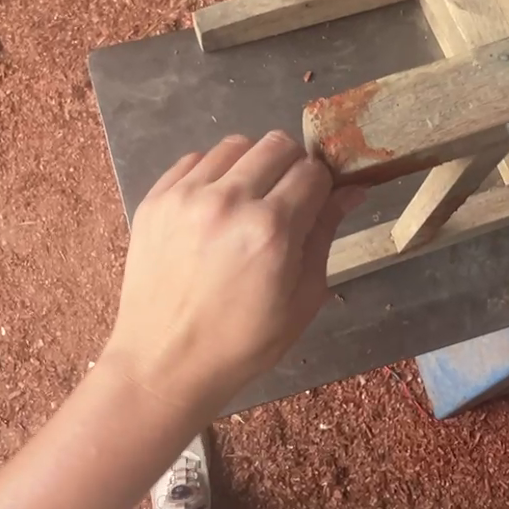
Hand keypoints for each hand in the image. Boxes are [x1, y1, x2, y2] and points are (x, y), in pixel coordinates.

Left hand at [98, 132, 361, 424]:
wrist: (164, 364)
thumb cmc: (243, 342)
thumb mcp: (302, 299)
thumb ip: (325, 234)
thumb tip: (353, 191)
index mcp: (272, 230)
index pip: (313, 171)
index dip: (321, 186)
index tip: (316, 203)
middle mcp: (228, 201)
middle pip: (276, 144)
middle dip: (291, 166)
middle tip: (285, 199)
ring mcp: (186, 196)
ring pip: (235, 144)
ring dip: (251, 165)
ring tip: (247, 201)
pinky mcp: (155, 199)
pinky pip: (194, 159)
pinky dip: (213, 174)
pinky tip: (214, 207)